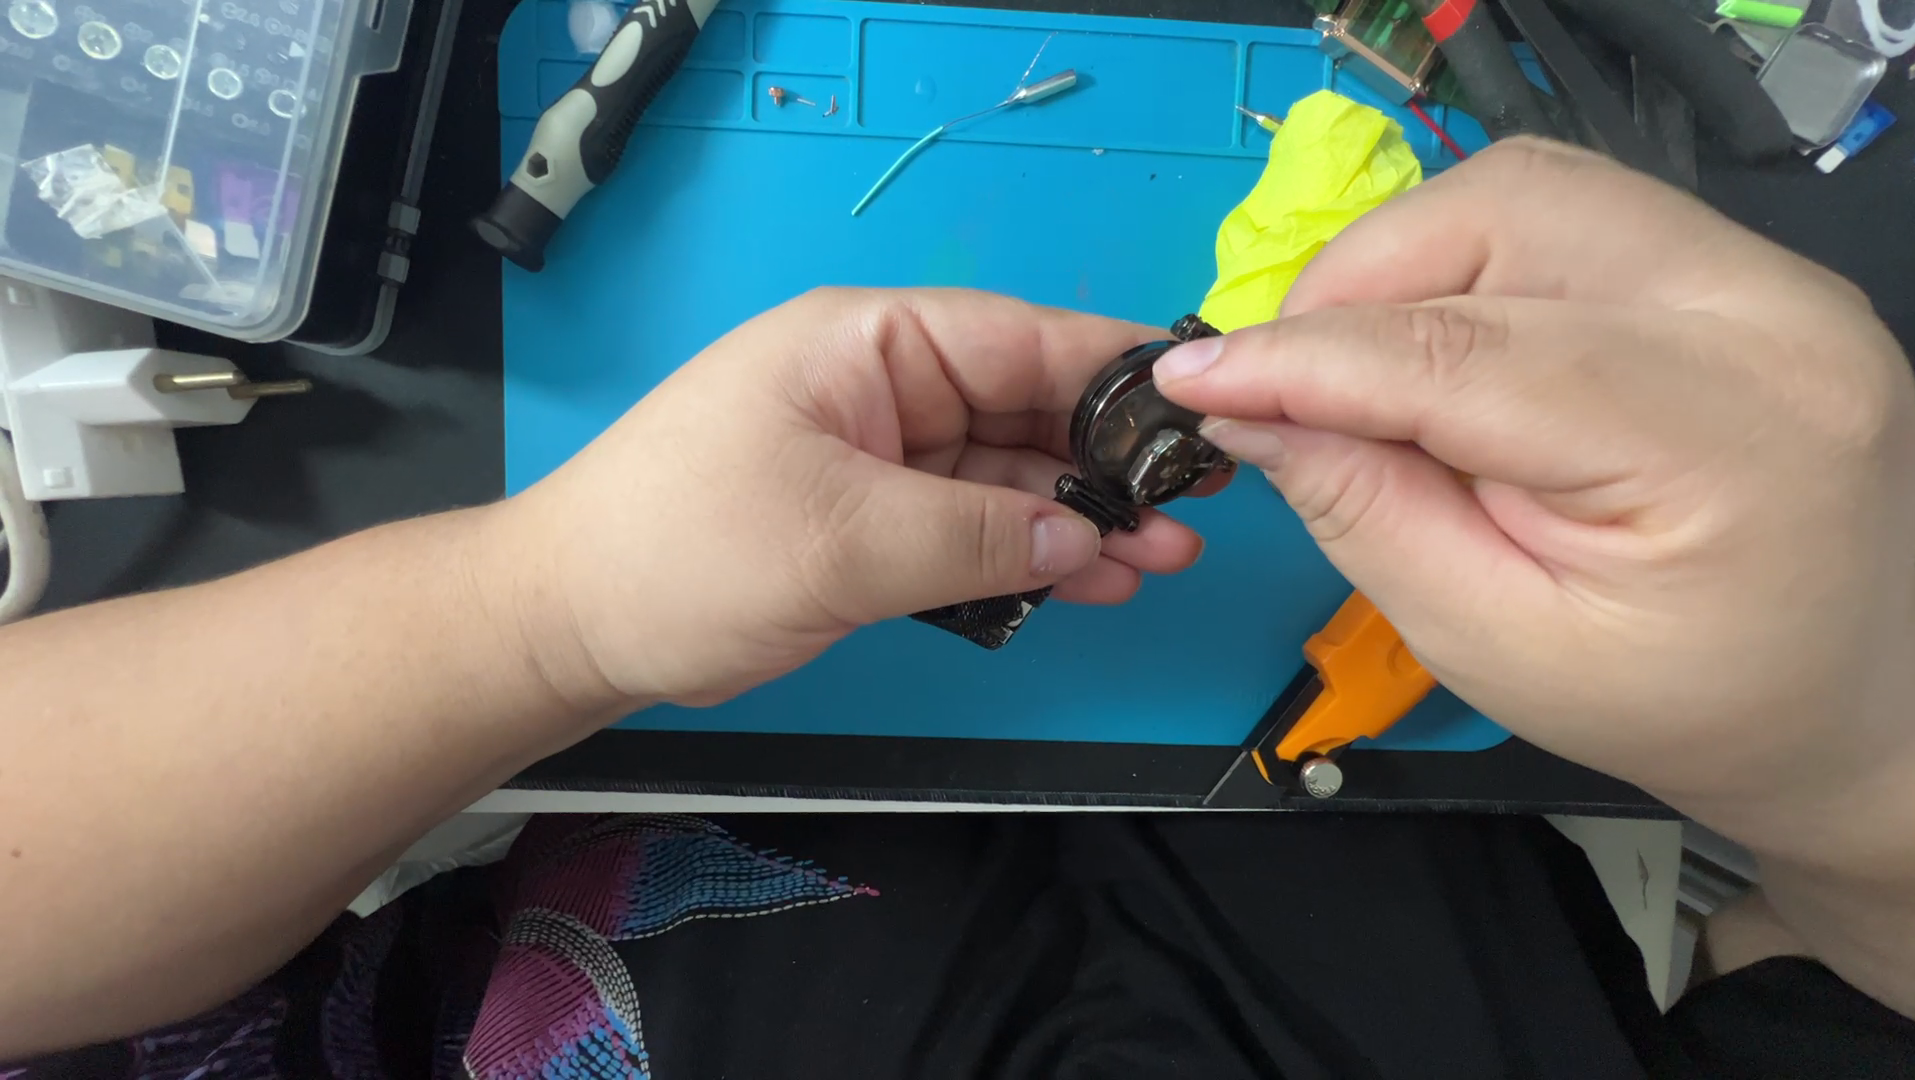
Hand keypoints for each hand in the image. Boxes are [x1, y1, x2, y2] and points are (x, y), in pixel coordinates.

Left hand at [491, 288, 1205, 707]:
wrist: (586, 624)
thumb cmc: (692, 550)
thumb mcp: (842, 537)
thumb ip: (974, 535)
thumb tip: (1084, 537)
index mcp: (870, 346)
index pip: (1015, 341)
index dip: (1109, 372)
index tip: (1191, 408)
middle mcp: (889, 391)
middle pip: (1022, 415)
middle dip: (1104, 468)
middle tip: (1187, 512)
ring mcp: (890, 462)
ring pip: (1007, 485)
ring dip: (1078, 523)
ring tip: (1159, 558)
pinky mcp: (884, 525)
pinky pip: (975, 534)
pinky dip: (1030, 560)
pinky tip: (1090, 583)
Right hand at [1155, 141, 1914, 833]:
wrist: (1839, 692)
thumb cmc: (1654, 696)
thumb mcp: (1474, 632)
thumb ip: (1355, 508)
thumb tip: (1245, 412)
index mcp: (1715, 439)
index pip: (1456, 355)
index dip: (1296, 360)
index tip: (1186, 379)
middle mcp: (1756, 311)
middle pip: (1495, 215)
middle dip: (1343, 292)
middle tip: (1280, 387)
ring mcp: (1746, 272)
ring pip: (1508, 194)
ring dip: (1383, 271)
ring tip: (1341, 371)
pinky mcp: (1709, 268)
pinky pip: (1535, 216)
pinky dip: (1431, 268)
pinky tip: (1409, 350)